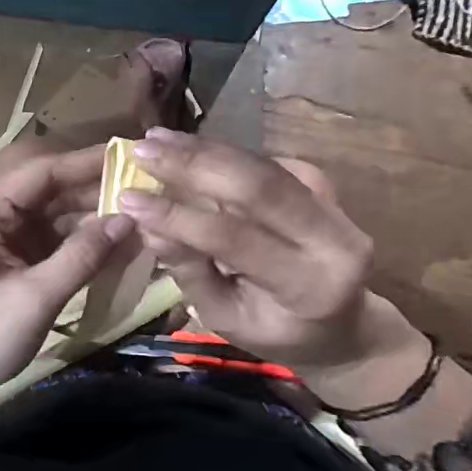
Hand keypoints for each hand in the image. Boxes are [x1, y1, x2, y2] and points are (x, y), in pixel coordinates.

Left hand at [0, 145, 133, 404]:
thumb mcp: (37, 296)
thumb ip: (83, 255)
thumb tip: (129, 218)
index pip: (41, 173)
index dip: (88, 163)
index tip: (134, 156)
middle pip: (48, 191)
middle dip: (95, 193)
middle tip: (149, 191)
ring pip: (53, 216)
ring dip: (92, 219)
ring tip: (142, 217)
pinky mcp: (7, 258)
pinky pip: (48, 240)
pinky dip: (79, 243)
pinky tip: (116, 243)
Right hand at [117, 129, 427, 406]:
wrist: (343, 324)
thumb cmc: (274, 331)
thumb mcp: (223, 317)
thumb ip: (190, 271)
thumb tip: (148, 227)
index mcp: (308, 284)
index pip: (235, 239)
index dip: (178, 216)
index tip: (128, 199)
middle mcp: (332, 237)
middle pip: (258, 186)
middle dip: (193, 165)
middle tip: (141, 152)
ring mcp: (332, 203)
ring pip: (260, 165)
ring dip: (203, 149)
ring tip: (154, 139)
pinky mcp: (321, 184)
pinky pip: (263, 161)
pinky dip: (219, 152)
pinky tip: (184, 146)